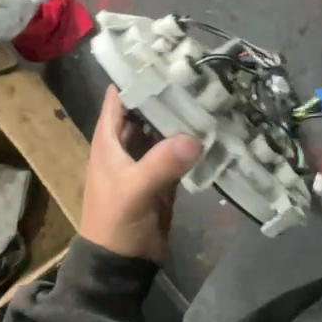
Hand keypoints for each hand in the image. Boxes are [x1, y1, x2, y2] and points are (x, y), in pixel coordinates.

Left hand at [79, 88, 202, 262]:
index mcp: (109, 140)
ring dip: (182, 117)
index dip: (137, 75)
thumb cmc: (116, 222)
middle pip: (147, 110)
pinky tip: (213, 130)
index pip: (120, 97)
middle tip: (201, 74)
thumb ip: (162, 163)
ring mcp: (146, 161)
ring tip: (212, 96)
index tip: (166, 57)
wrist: (121, 265)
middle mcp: (126, 145)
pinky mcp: (163, 178)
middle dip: (168, 93)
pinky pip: (178, 153)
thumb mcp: (134, 190)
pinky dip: (191, 143)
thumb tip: (195, 137)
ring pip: (164, 130)